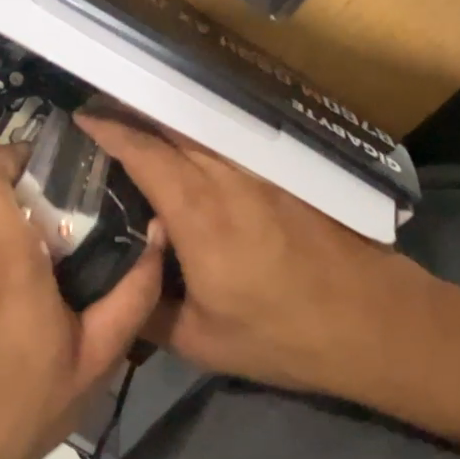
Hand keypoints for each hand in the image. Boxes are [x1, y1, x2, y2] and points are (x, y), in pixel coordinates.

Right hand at [76, 108, 437, 399]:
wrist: (378, 324)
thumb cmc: (285, 337)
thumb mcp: (203, 342)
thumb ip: (148, 313)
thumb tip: (111, 294)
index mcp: (199, 213)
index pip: (144, 153)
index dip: (110, 131)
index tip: (81, 119)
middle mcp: (228, 178)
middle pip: (172, 128)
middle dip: (132, 117)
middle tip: (99, 120)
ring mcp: (262, 173)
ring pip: (203, 133)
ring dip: (167, 126)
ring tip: (139, 134)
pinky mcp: (287, 179)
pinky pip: (231, 147)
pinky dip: (201, 142)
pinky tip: (193, 159)